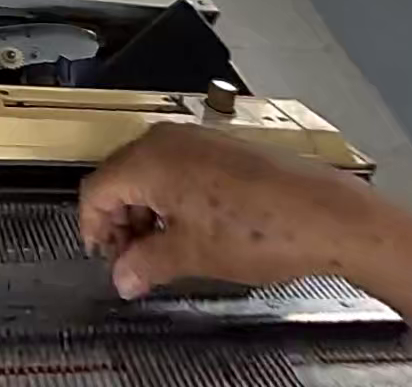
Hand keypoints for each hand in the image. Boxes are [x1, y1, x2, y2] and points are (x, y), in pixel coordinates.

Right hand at [78, 123, 411, 298]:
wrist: (318, 211)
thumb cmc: (260, 226)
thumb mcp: (191, 255)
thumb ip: (145, 264)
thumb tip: (124, 275)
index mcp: (149, 160)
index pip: (95, 189)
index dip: (93, 228)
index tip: (104, 256)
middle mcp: (165, 139)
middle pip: (118, 176)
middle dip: (119, 220)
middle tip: (132, 260)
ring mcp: (191, 137)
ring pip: (145, 170)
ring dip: (143, 209)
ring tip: (162, 248)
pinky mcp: (213, 143)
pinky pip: (172, 164)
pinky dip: (167, 194)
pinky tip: (188, 226)